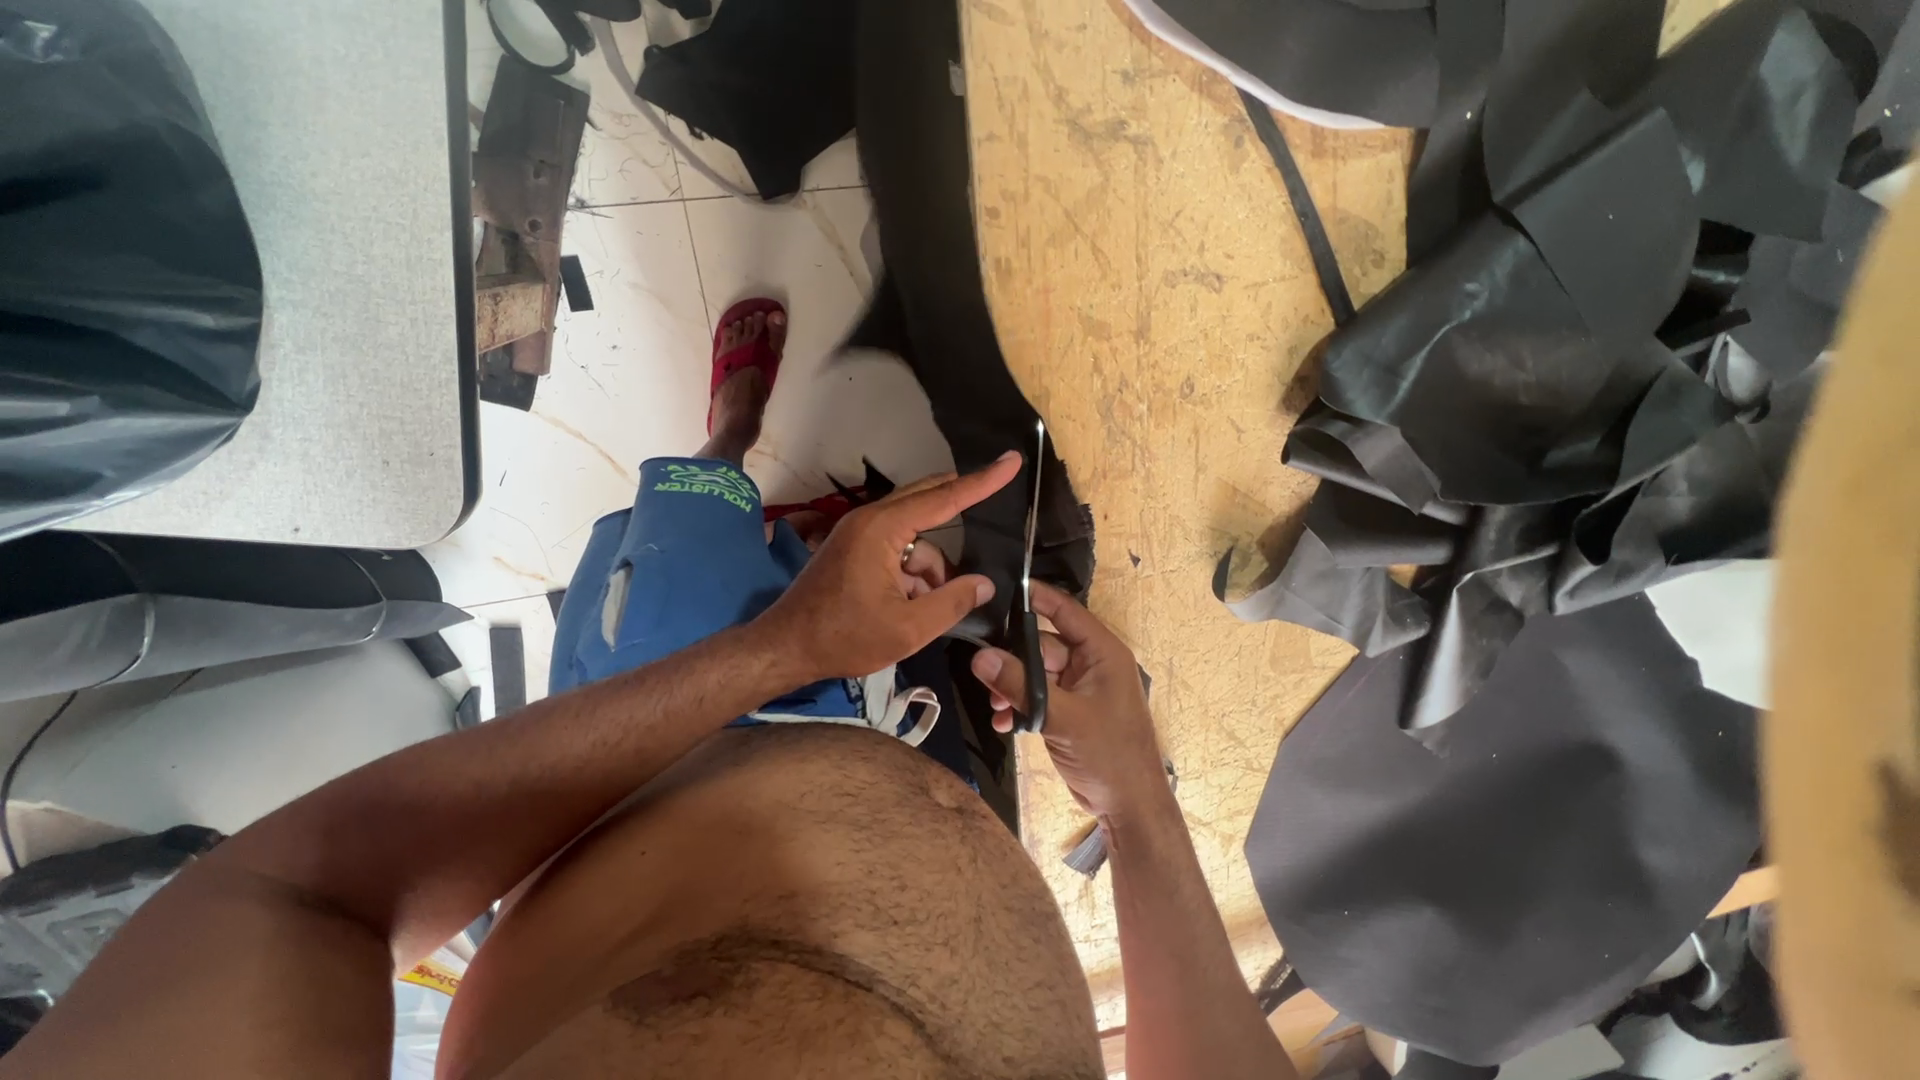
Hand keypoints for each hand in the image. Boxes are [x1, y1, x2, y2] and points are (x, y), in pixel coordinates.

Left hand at [755, 453, 1020, 681]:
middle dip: (958, 511)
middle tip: (994, 498)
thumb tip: (984, 584)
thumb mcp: (908, 629)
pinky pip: (897, 549)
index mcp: (882, 529)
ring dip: (929, 568)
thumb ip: (952, 603)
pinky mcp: (852, 549)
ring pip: (914, 537)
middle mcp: (869, 520)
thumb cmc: (844, 637)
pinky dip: (911, 573)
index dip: (982, 482)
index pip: (944, 498)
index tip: (1011, 461)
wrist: (785, 647)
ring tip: (924, 609)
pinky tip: (909, 606)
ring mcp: (858, 533)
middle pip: (928, 502)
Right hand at [970, 582, 1166, 819]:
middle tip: (980, 666)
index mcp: (1102, 652)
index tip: (998, 590)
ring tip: (992, 705)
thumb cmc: (1108, 753)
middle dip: (1012, 658)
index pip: (1064, 610)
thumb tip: (980, 656)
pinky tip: (1001, 724)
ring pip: (1036, 674)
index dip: (1034, 597)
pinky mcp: (1069, 713)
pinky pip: (1038, 698)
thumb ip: (1020, 685)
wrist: (1129, 806)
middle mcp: (1091, 664)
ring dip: (1012, 687)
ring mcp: (1079, 690)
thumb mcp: (1061, 716)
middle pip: (1043, 644)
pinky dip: (1020, 708)